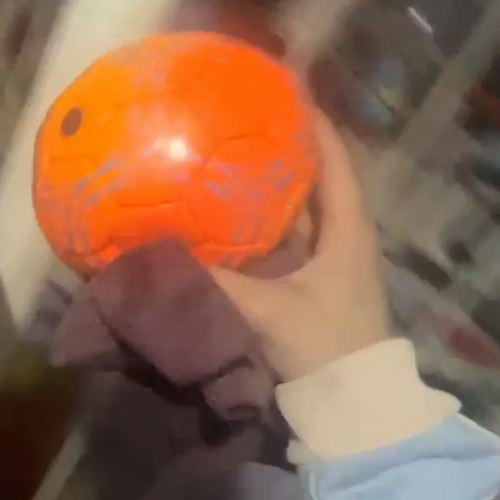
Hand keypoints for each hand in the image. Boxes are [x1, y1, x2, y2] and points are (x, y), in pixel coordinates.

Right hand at [212, 116, 390, 380]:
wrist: (346, 403)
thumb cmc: (322, 344)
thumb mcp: (267, 309)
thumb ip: (212, 281)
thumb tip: (153, 257)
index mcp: (346, 232)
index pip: (336, 163)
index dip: (313, 127)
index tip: (282, 96)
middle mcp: (335, 240)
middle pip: (309, 183)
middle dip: (276, 155)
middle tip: (234, 130)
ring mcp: (318, 266)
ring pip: (287, 216)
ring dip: (258, 194)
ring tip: (218, 168)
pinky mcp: (298, 288)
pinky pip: (271, 246)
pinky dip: (246, 231)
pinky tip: (214, 225)